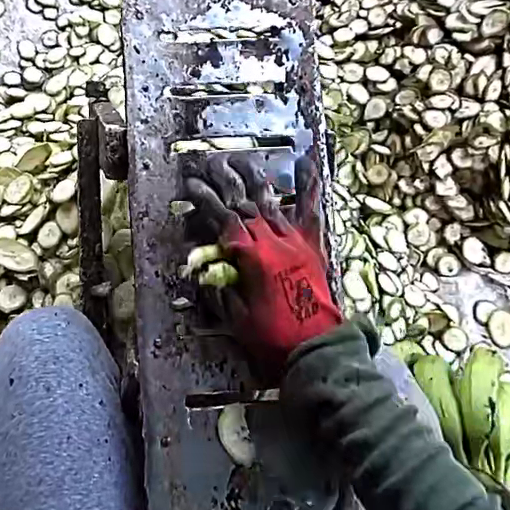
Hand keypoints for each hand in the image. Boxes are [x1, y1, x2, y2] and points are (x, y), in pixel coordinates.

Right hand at [183, 155, 342, 384]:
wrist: (318, 349)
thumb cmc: (273, 338)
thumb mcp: (236, 317)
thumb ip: (220, 288)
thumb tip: (203, 268)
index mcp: (251, 256)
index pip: (222, 218)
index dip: (205, 200)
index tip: (191, 185)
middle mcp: (273, 241)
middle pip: (244, 202)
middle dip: (224, 180)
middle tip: (210, 164)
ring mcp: (295, 240)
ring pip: (270, 201)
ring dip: (253, 178)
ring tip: (240, 160)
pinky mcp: (313, 246)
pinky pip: (310, 210)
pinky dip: (308, 185)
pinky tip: (305, 162)